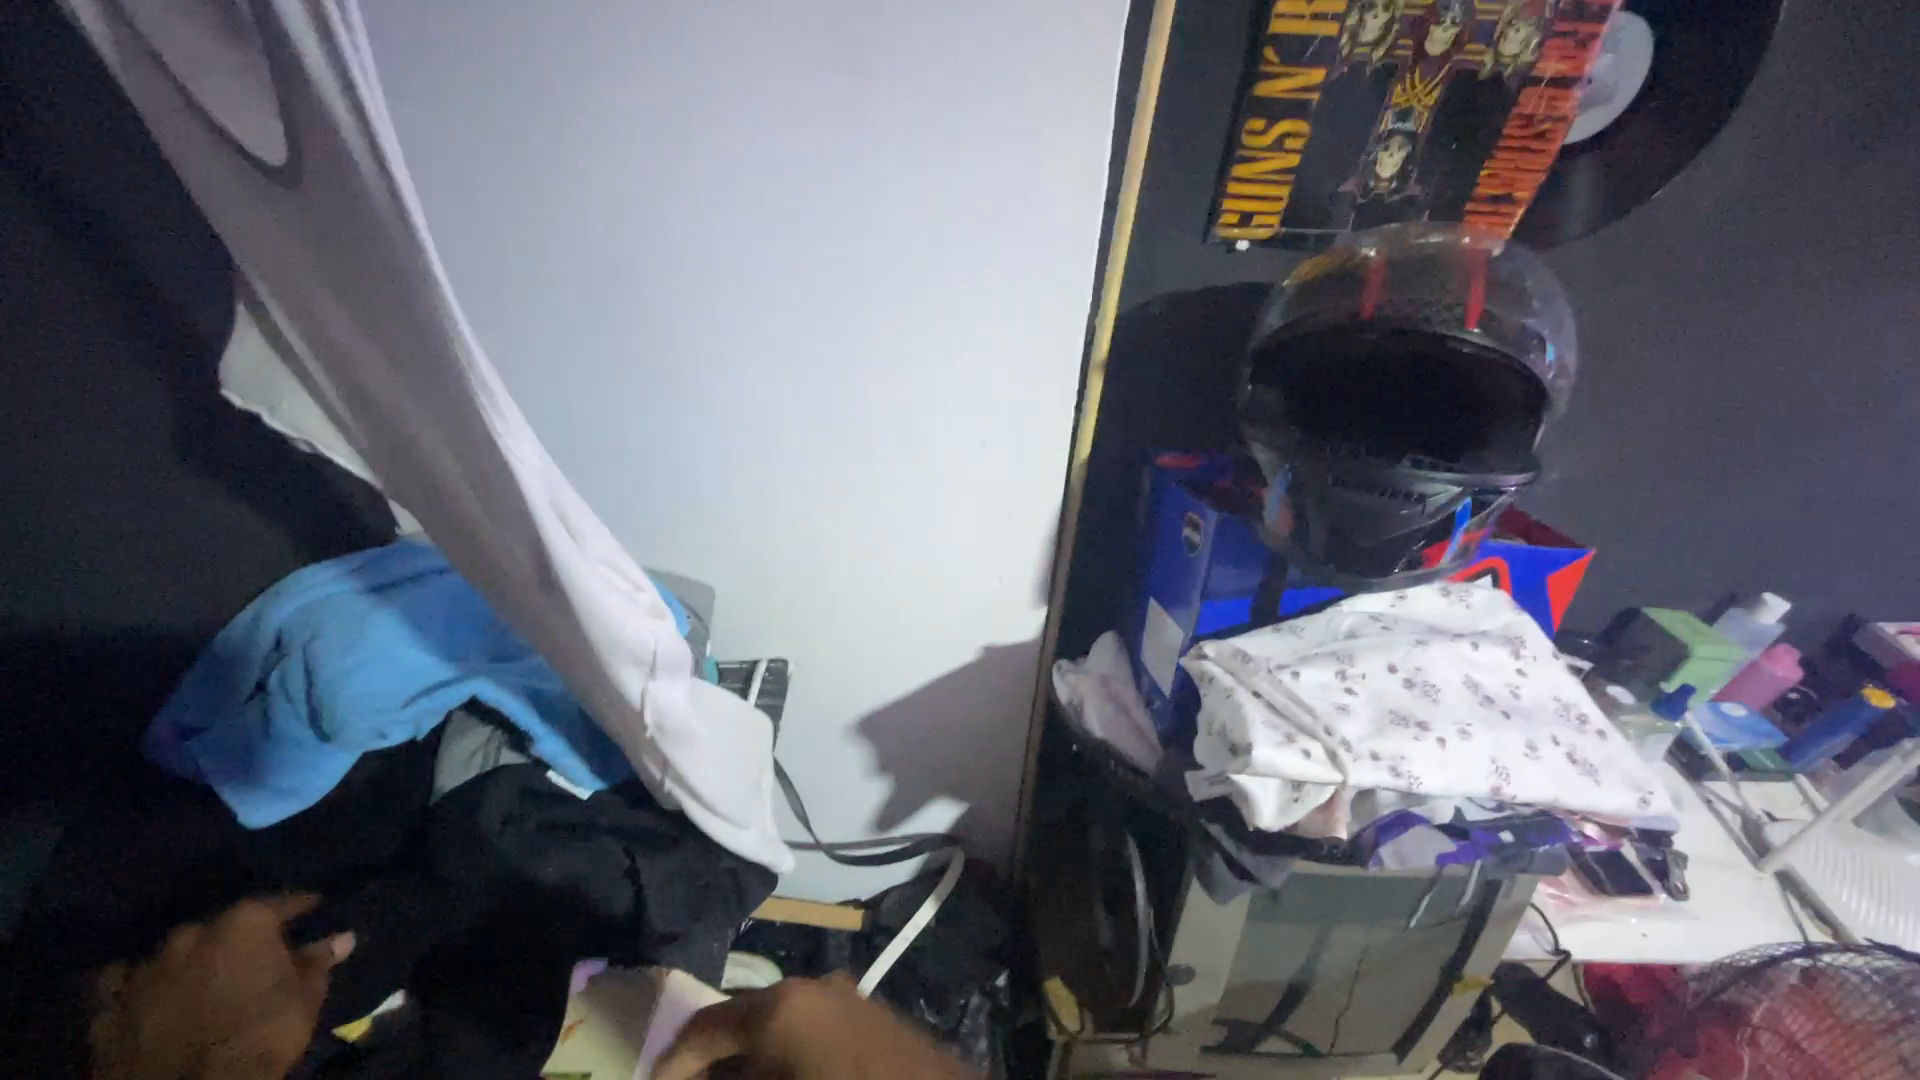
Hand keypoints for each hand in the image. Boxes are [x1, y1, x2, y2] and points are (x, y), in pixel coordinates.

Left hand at [89, 896, 354, 1079]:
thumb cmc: (263, 1033)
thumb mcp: (307, 995)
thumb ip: (318, 961)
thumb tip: (343, 938)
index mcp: (244, 924)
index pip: (280, 902)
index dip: (300, 907)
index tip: (315, 909)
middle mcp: (190, 936)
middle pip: (220, 925)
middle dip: (237, 936)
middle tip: (255, 952)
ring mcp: (142, 974)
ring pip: (169, 953)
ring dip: (186, 960)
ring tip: (201, 973)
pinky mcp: (107, 1013)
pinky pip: (122, 989)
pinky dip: (139, 989)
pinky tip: (150, 997)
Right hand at [653, 975, 974, 1079]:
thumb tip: (693, 1075)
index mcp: (780, 1006)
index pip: (702, 1028)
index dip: (672, 1066)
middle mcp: (809, 988)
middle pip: (739, 1024)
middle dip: (713, 1067)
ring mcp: (843, 998)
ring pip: (775, 1029)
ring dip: (750, 1065)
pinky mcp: (867, 1016)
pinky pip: (808, 1035)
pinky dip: (784, 1061)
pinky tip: (783, 1079)